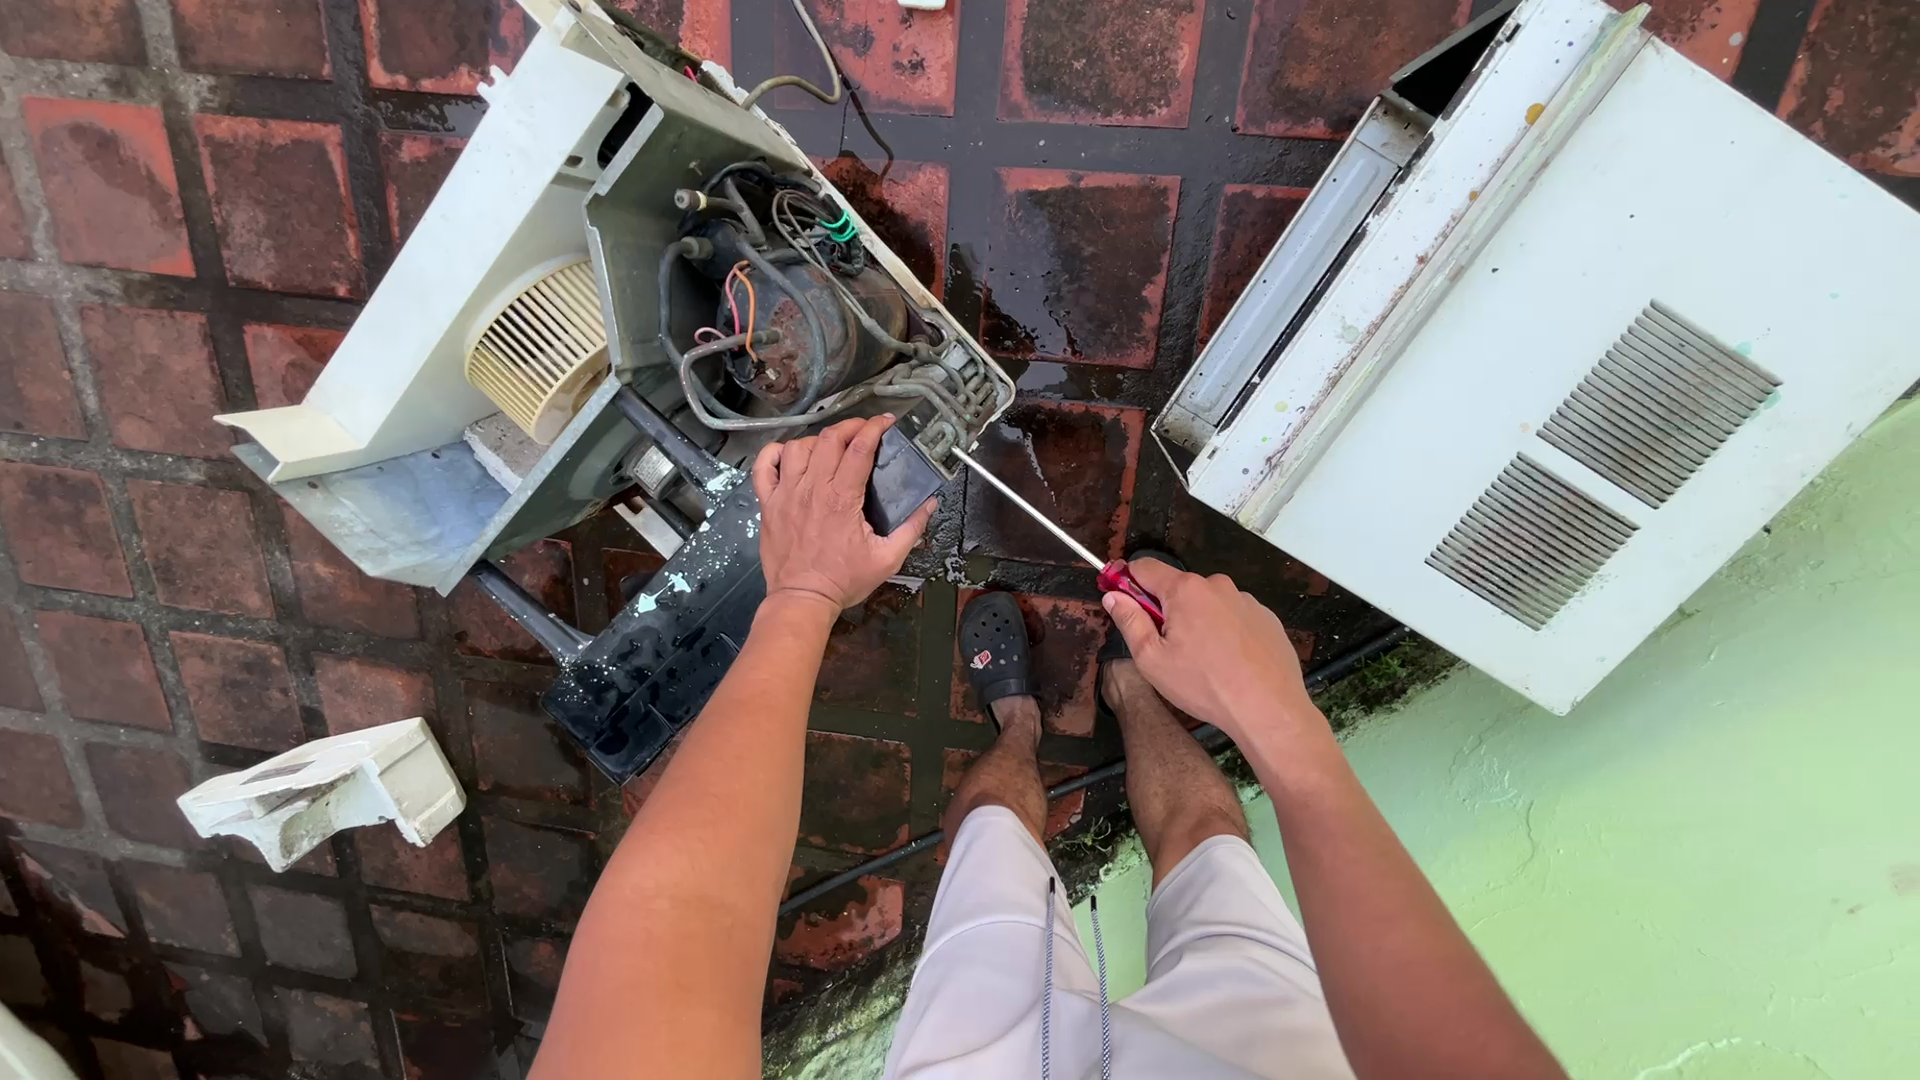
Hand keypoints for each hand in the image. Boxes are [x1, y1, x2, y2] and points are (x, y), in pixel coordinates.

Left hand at [751, 414, 935, 615]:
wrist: (803, 599)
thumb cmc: (843, 581)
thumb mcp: (888, 559)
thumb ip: (911, 529)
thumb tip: (929, 504)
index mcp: (842, 499)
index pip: (859, 448)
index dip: (874, 428)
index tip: (885, 423)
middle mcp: (812, 490)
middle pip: (829, 439)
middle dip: (850, 426)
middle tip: (864, 430)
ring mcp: (786, 495)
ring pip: (798, 447)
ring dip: (817, 440)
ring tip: (831, 446)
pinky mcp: (768, 504)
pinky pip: (764, 467)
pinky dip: (774, 453)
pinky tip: (789, 454)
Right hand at [1103, 559, 1314, 740]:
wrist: (1269, 709)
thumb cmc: (1204, 685)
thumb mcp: (1152, 659)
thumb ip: (1129, 622)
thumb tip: (1113, 597)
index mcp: (1185, 590)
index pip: (1144, 567)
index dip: (1127, 582)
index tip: (1124, 602)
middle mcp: (1217, 585)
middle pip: (1178, 587)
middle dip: (1167, 610)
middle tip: (1169, 648)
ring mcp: (1245, 600)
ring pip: (1207, 603)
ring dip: (1198, 621)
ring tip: (1205, 661)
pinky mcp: (1266, 617)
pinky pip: (1234, 616)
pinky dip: (1226, 631)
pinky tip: (1230, 661)